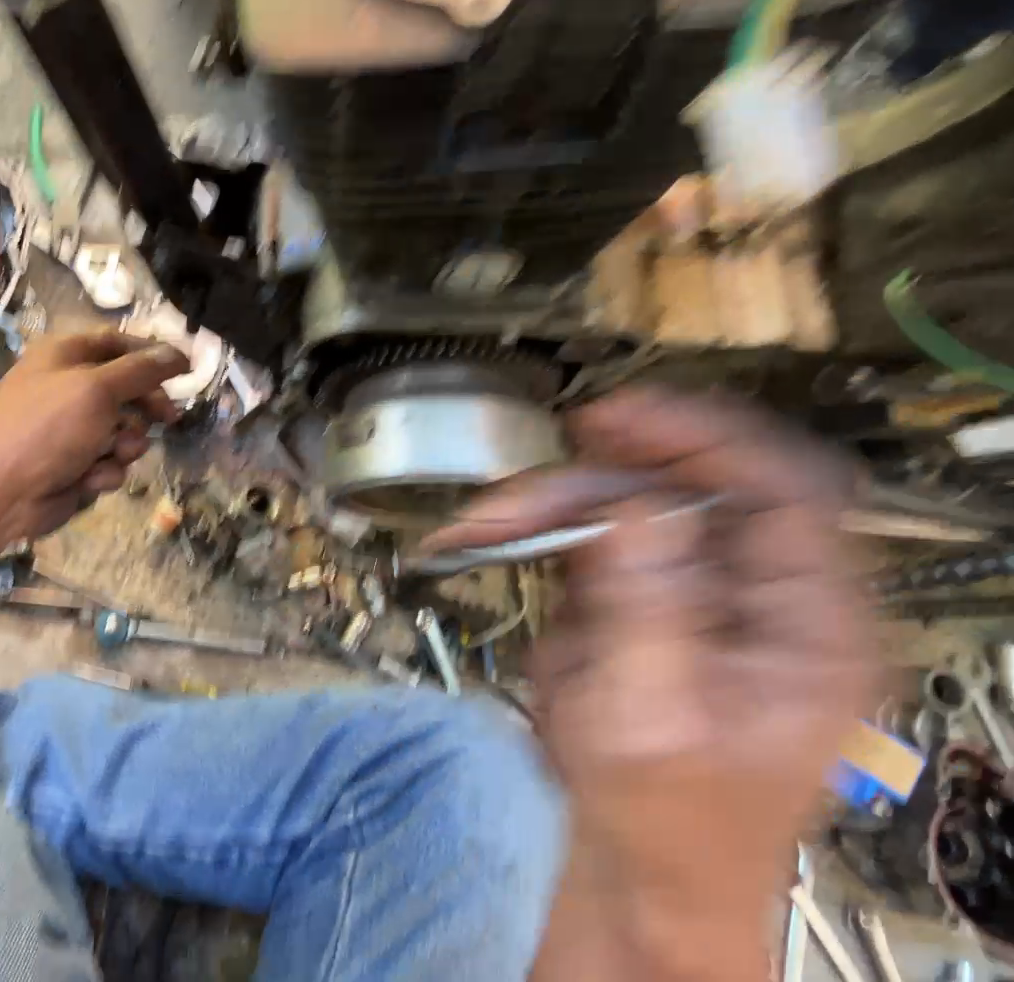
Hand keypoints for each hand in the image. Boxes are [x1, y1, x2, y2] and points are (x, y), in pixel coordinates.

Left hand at [0, 332, 188, 542]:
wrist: (0, 492)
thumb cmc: (46, 428)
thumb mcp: (97, 389)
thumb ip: (142, 370)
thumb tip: (178, 353)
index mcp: (64, 356)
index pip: (117, 343)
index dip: (152, 355)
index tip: (186, 370)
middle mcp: (67, 388)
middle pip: (126, 388)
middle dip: (145, 407)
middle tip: (167, 419)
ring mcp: (69, 430)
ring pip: (122, 431)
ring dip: (126, 444)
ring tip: (113, 453)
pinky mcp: (73, 466)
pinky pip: (108, 462)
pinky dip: (105, 470)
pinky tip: (90, 479)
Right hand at [418, 387, 876, 978]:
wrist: (632, 862)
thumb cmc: (665, 814)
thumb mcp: (652, 717)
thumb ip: (648, 608)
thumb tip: (634, 510)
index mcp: (802, 626)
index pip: (780, 493)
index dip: (704, 439)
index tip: (619, 417)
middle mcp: (749, 596)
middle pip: (681, 494)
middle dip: (590, 483)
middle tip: (519, 486)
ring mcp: (684, 595)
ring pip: (619, 512)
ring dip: (543, 508)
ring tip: (477, 527)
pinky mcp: (628, 603)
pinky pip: (582, 542)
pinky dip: (529, 531)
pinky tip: (484, 538)